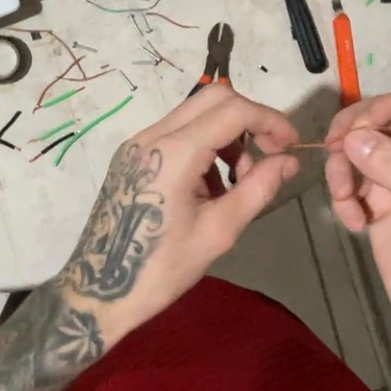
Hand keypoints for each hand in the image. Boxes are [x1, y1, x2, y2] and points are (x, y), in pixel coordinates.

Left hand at [57, 86, 300, 338]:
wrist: (99, 292)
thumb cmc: (162, 268)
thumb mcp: (219, 230)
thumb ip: (258, 188)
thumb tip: (289, 161)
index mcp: (175, 153)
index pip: (234, 110)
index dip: (271, 121)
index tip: (291, 145)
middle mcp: (153, 136)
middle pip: (214, 98)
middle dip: (250, 121)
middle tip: (268, 157)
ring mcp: (138, 144)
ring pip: (195, 114)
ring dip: (227, 135)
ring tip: (237, 183)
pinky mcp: (131, 156)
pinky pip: (176, 133)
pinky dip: (203, 146)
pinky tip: (210, 188)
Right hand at [324, 86, 390, 341]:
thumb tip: (352, 137)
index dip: (380, 107)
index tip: (351, 130)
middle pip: (379, 121)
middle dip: (353, 136)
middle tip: (331, 152)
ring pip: (359, 150)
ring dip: (343, 172)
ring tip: (344, 202)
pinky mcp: (379, 201)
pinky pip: (352, 181)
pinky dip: (344, 198)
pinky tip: (353, 224)